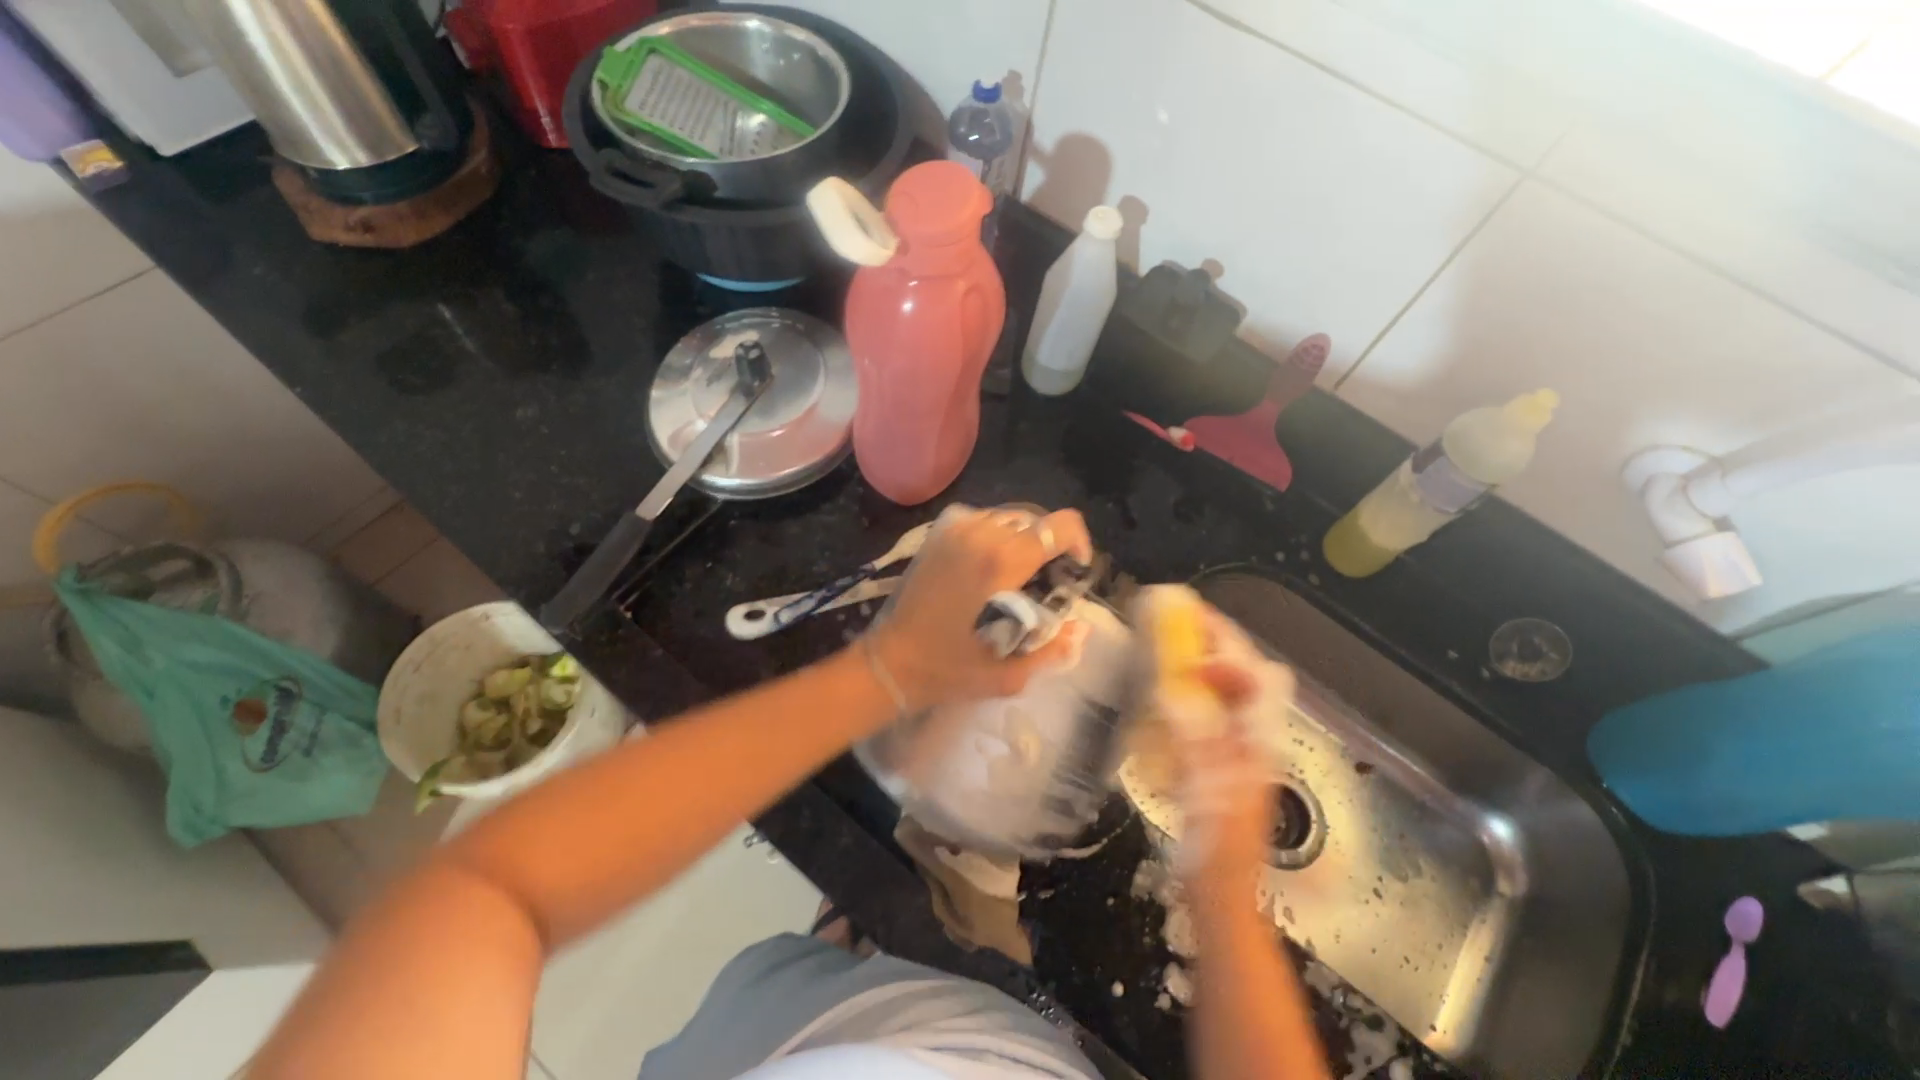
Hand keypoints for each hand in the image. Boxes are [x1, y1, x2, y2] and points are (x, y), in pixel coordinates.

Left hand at [862, 505, 1092, 710]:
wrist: (892, 662)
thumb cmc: (950, 669)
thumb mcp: (1010, 672)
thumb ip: (1054, 648)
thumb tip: (1081, 628)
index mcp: (1003, 561)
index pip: (1060, 526)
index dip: (1078, 543)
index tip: (1074, 572)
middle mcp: (981, 535)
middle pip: (1037, 519)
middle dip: (1051, 545)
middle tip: (1047, 581)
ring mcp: (956, 531)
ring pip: (1009, 517)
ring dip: (1024, 540)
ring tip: (1020, 575)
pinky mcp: (938, 535)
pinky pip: (982, 521)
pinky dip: (997, 536)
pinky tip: (991, 568)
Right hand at [1173, 612, 1296, 910]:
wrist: (1221, 894)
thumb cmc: (1216, 847)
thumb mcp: (1205, 792)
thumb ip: (1195, 738)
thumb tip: (1177, 686)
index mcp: (1259, 739)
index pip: (1258, 674)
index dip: (1226, 645)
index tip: (1186, 625)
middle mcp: (1255, 736)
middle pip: (1246, 673)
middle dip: (1213, 640)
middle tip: (1173, 616)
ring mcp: (1239, 749)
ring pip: (1229, 690)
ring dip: (1203, 661)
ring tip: (1167, 641)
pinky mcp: (1220, 762)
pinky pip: (1210, 711)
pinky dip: (1191, 691)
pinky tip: (1164, 693)